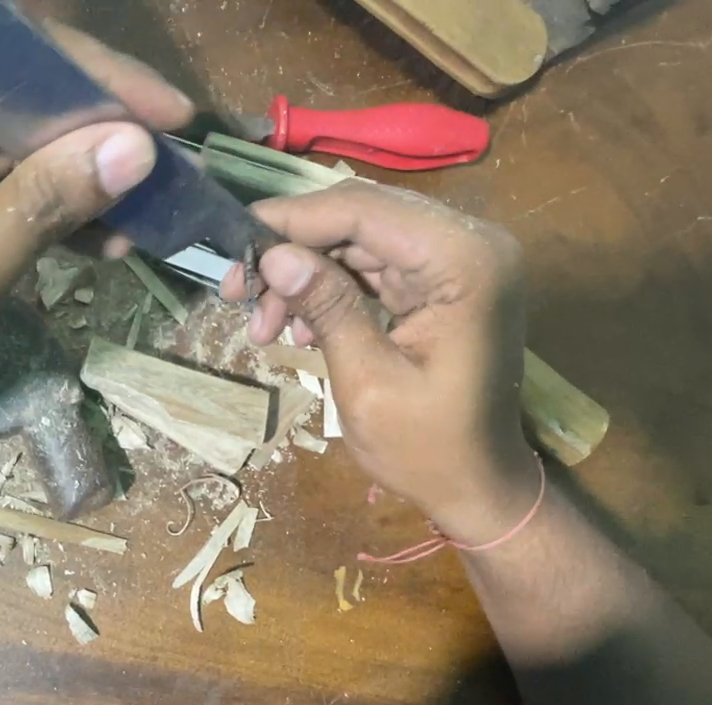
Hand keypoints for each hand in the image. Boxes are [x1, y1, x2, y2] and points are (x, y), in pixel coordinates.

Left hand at [0, 25, 193, 447]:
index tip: (170, 115)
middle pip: (10, 80)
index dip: (95, 76)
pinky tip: (101, 239)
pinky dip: (42, 205)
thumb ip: (44, 202)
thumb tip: (136, 148)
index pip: (4, 45)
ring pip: (8, 130)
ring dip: (74, 175)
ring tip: (145, 215)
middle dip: (91, 130)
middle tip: (166, 163)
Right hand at [220, 183, 539, 542]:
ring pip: (361, 243)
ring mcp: (458, 263)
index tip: (235, 239)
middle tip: (237, 291)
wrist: (476, 486)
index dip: (294, 220)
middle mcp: (468, 245)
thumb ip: (327, 308)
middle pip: (362, 220)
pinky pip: (375, 269)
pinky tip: (298, 330)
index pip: (366, 211)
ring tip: (263, 327)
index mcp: (463, 261)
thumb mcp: (367, 381)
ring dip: (306, 277)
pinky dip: (332, 292)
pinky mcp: (443, 285)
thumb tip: (273, 257)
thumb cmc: (427, 449)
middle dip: (294, 252)